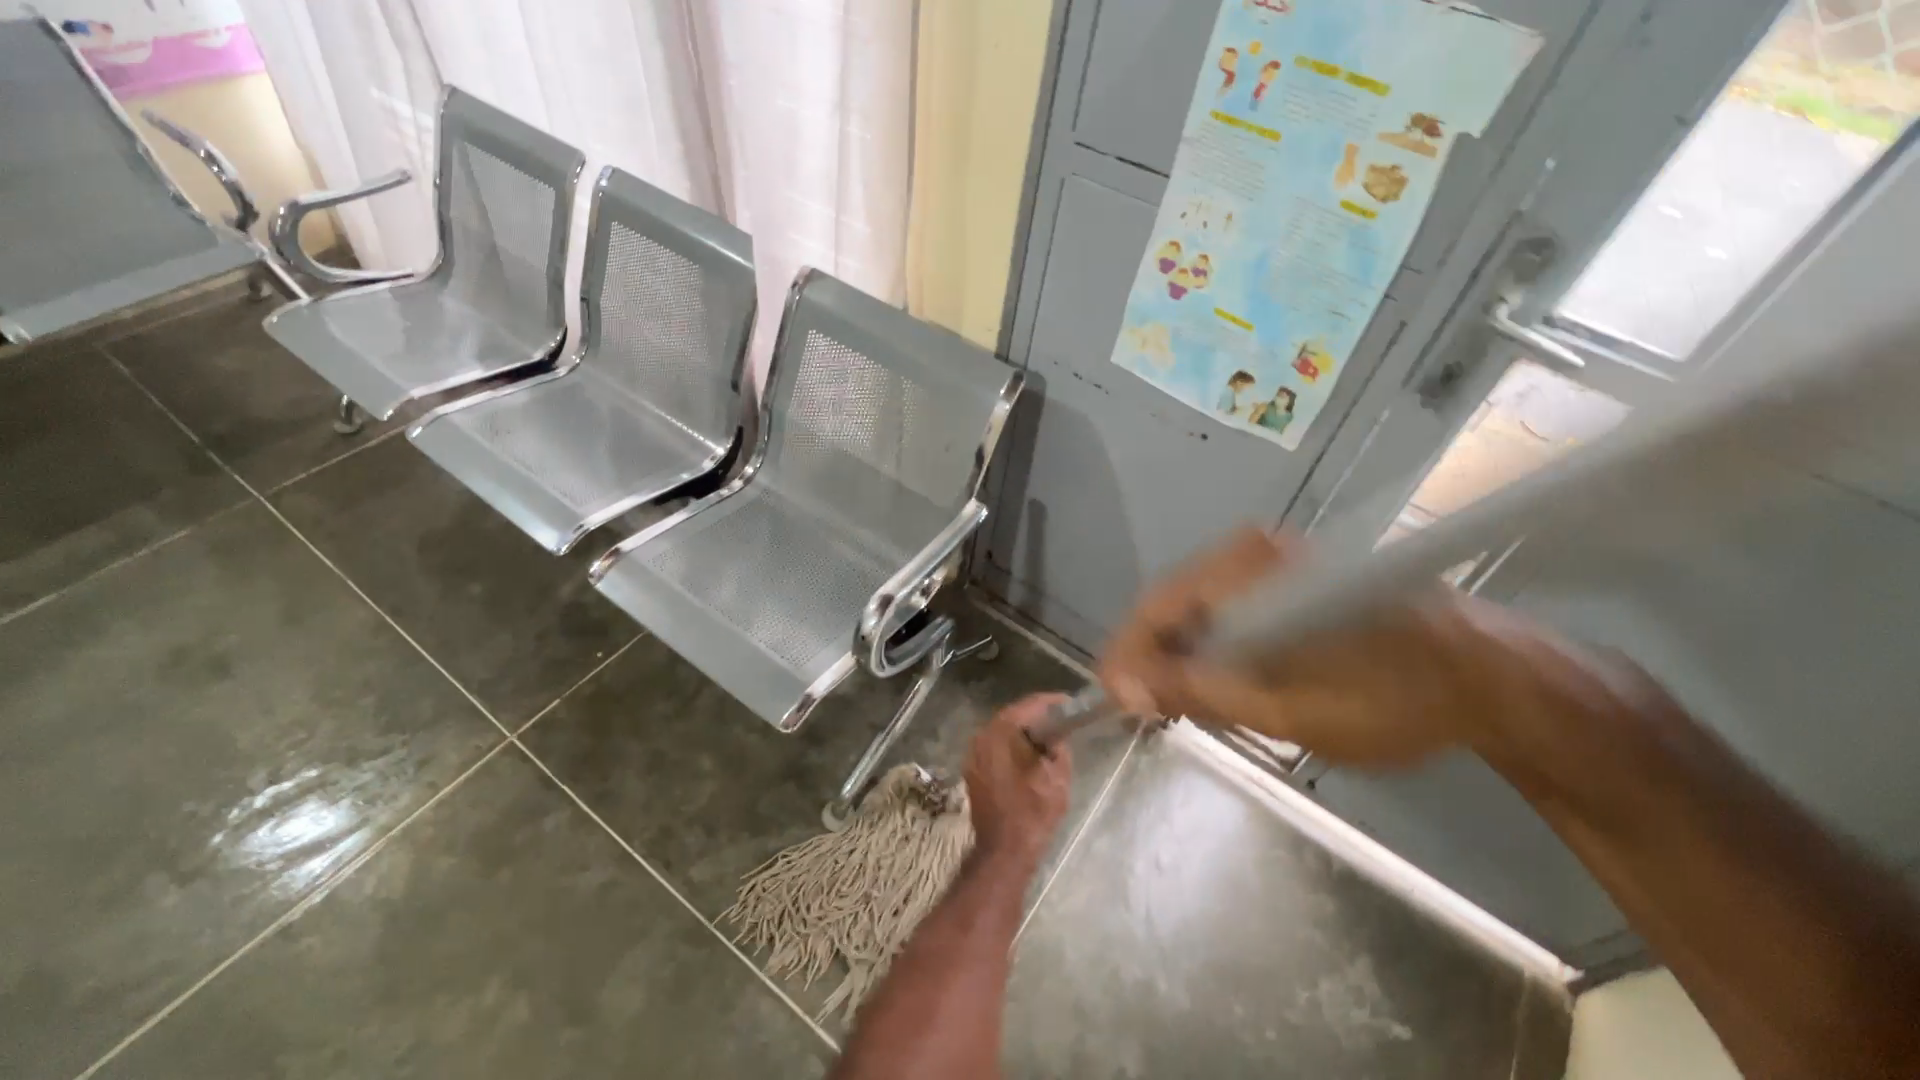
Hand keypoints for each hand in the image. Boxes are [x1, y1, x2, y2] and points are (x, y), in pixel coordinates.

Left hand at [964, 694, 1073, 864]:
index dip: (1051, 702)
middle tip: (1059, 717)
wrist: (1004, 849)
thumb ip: (1058, 749)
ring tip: (1046, 734)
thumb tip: (1056, 737)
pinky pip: (994, 748)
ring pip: (1001, 732)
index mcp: (1002, 733)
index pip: (1029, 706)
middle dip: (1036, 715)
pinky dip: (1011, 745)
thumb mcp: (1057, 778)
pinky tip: (1028, 754)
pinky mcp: (972, 770)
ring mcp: (973, 754)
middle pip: (1012, 715)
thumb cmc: (1033, 813)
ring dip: (1022, 730)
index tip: (1068, 702)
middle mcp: (983, 737)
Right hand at [1098, 527, 1604, 768]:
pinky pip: (1234, 606)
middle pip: (1175, 602)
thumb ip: (1196, 690)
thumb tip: (1121, 686)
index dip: (1126, 658)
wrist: (1489, 678)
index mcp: (1249, 571)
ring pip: (1203, 605)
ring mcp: (1280, 559)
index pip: (1156, 607)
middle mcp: (1257, 551)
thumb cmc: (1387, 698)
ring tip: (1180, 702)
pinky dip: (1219, 644)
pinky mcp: (1300, 575)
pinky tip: (1225, 679)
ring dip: (1186, 654)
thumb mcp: (1282, 707)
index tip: (1112, 704)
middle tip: (1145, 710)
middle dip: (1154, 658)